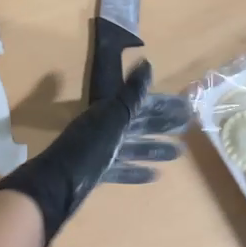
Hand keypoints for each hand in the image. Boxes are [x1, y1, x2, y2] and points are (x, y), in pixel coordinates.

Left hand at [0, 61, 187, 246]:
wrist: (58, 183)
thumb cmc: (87, 146)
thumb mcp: (112, 116)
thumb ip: (131, 93)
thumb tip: (147, 63)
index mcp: (108, 112)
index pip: (141, 104)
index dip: (162, 104)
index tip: (185, 106)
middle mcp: (105, 129)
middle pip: (139, 124)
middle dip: (162, 124)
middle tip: (188, 127)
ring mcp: (101, 152)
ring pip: (133, 147)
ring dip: (155, 148)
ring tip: (179, 153)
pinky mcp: (98, 173)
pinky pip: (122, 170)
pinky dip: (137, 171)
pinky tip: (155, 175)